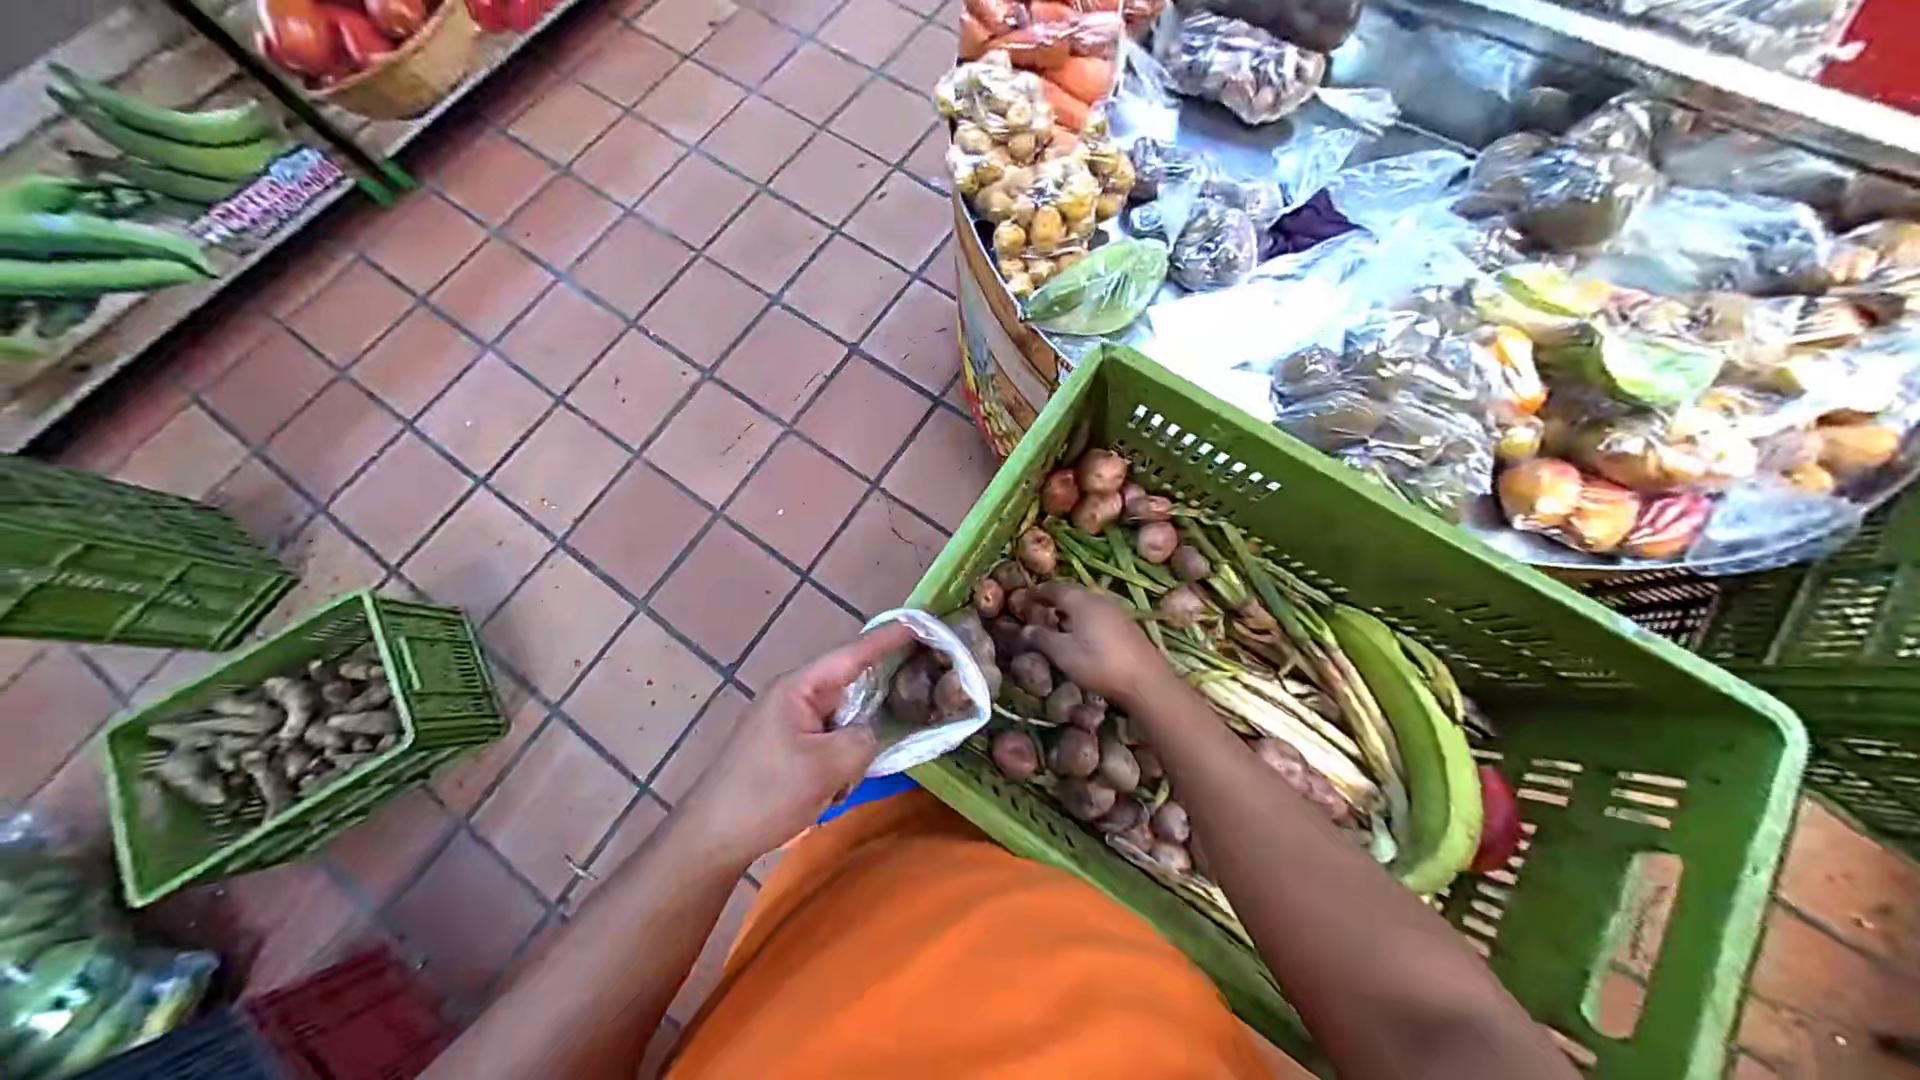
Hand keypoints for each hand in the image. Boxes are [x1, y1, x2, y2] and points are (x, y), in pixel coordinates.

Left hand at [677, 624, 914, 867]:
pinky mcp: (788, 747)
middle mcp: (794, 697)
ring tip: (888, 736)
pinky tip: (849, 776)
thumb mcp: (826, 767)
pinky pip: (829, 738)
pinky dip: (844, 753)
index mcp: (798, 689)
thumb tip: (872, 734)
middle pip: (850, 683)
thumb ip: (863, 741)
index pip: (851, 655)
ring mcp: (790, 722)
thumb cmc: (767, 793)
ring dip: (860, 733)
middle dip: (882, 687)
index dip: (886, 639)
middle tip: (921, 683)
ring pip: (842, 715)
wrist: (713, 838)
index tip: (918, 625)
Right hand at [1020, 583, 1177, 708]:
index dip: (1038, 592)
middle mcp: (1100, 599)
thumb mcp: (1063, 654)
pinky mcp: (1126, 625)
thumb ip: (1042, 638)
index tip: (1024, 597)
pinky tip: (1081, 632)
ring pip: (1087, 602)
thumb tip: (1024, 629)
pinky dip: (1083, 616)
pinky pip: (1098, 612)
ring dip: (1070, 607)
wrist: (1146, 681)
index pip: (1055, 588)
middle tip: (1038, 606)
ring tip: (1057, 619)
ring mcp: (1116, 611)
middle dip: (1054, 597)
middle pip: (1072, 592)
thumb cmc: (1100, 664)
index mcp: (1082, 601)